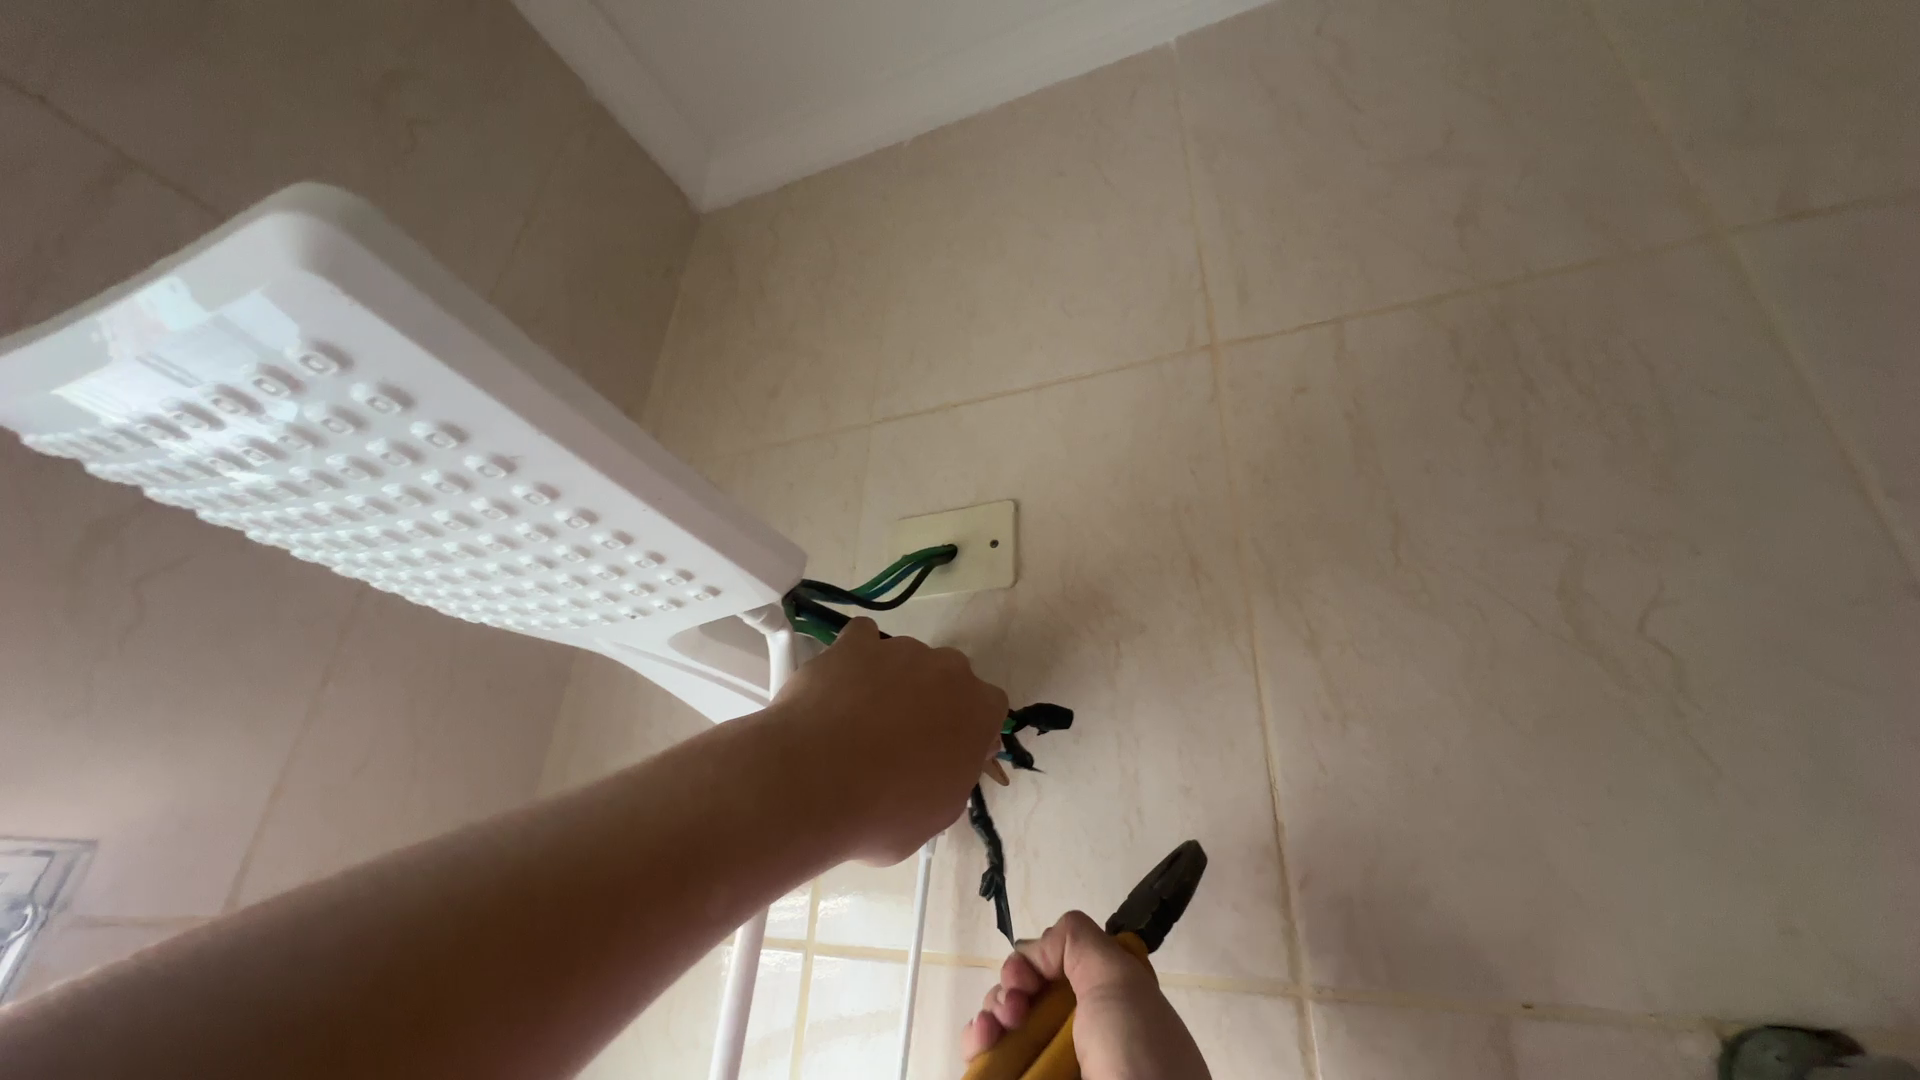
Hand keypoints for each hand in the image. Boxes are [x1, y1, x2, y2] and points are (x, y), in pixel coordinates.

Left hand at [765, 617, 1005, 863]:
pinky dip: (856, 657)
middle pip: (948, 680)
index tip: (946, 756)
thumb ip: (954, 777)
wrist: (811, 784)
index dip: (968, 732)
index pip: (988, 709)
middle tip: (902, 741)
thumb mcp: (939, 813)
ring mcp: (899, 650)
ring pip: (905, 661)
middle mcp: (947, 669)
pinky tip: (842, 685)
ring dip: (892, 683)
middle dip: (931, 704)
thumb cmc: (883, 812)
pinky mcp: (853, 644)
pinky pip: (862, 639)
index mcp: (978, 710)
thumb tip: (944, 764)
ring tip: (858, 722)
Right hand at [963, 911, 1210, 1079]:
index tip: (1032, 975)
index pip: (1054, 967)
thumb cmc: (1137, 1055)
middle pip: (1024, 992)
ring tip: (996, 1028)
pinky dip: (976, 1043)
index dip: (1036, 961)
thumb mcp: (1121, 978)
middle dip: (1009, 986)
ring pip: (1001, 1025)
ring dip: (990, 1013)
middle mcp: (1074, 1033)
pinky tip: (982, 1042)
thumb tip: (1036, 950)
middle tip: (1016, 1005)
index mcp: (1103, 1003)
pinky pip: (988, 1062)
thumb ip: (1078, 941)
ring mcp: (1049, 1067)